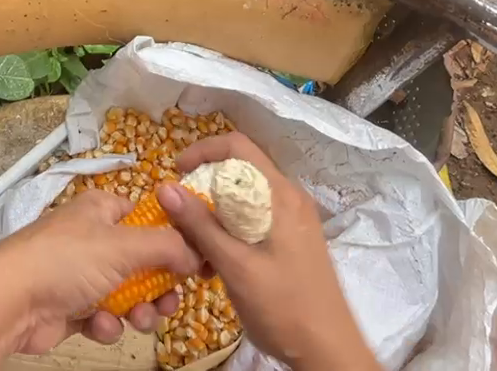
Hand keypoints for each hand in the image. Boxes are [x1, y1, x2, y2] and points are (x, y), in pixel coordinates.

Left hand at [0, 189, 201, 352]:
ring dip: (137, 310)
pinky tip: (98, 324)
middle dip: (158, 287)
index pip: (147, 217)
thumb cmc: (67, 260)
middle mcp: (94, 236)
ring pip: (128, 293)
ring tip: (136, 318)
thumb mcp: (122, 245)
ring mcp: (83, 272)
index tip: (196, 262)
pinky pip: (105, 316)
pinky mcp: (73, 306)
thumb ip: (166, 246)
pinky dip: (106, 323)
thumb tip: (197, 251)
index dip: (172, 238)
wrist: (14, 300)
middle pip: (143, 262)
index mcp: (102, 209)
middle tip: (167, 303)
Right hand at [159, 134, 380, 370]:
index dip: (202, 150)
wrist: (332, 356)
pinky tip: (218, 258)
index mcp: (280, 195)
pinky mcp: (294, 239)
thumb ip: (200, 225)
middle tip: (181, 211)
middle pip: (239, 170)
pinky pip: (254, 216)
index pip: (237, 146)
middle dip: (204, 185)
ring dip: (215, 210)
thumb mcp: (235, 266)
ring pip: (244, 195)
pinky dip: (231, 226)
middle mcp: (289, 197)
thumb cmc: (285, 308)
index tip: (177, 172)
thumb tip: (164, 186)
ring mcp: (294, 219)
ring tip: (195, 242)